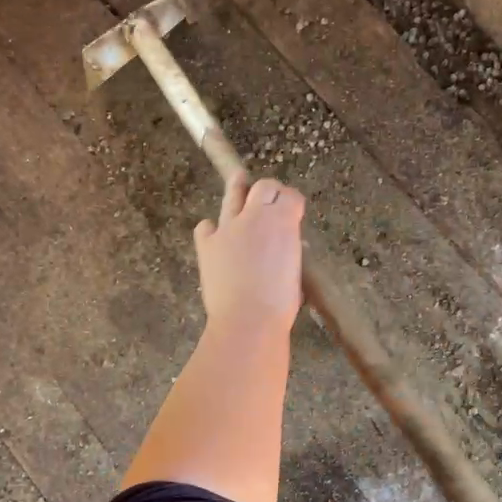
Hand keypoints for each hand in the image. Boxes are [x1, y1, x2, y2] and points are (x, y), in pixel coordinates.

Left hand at [194, 175, 304, 334]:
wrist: (247, 321)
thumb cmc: (280, 305)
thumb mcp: (295, 274)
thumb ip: (290, 252)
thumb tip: (287, 248)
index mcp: (283, 222)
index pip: (290, 197)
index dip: (292, 203)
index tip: (294, 211)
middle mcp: (254, 216)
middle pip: (264, 187)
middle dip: (270, 191)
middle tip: (271, 199)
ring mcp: (227, 228)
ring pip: (233, 196)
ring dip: (238, 188)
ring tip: (239, 180)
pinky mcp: (207, 245)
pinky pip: (206, 227)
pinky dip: (211, 228)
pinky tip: (215, 234)